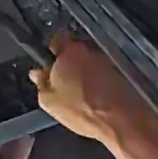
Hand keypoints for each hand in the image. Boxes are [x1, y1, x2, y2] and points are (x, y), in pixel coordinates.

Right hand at [29, 33, 157, 146]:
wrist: (120, 119)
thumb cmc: (80, 108)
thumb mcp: (49, 101)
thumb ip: (41, 83)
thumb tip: (37, 73)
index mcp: (68, 52)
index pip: (56, 39)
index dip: (50, 51)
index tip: (48, 65)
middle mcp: (87, 51)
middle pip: (72, 53)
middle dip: (66, 65)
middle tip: (60, 85)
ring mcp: (104, 61)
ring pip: (86, 64)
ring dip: (82, 74)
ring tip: (78, 96)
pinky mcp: (117, 73)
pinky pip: (99, 74)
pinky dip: (95, 83)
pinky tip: (93, 100)